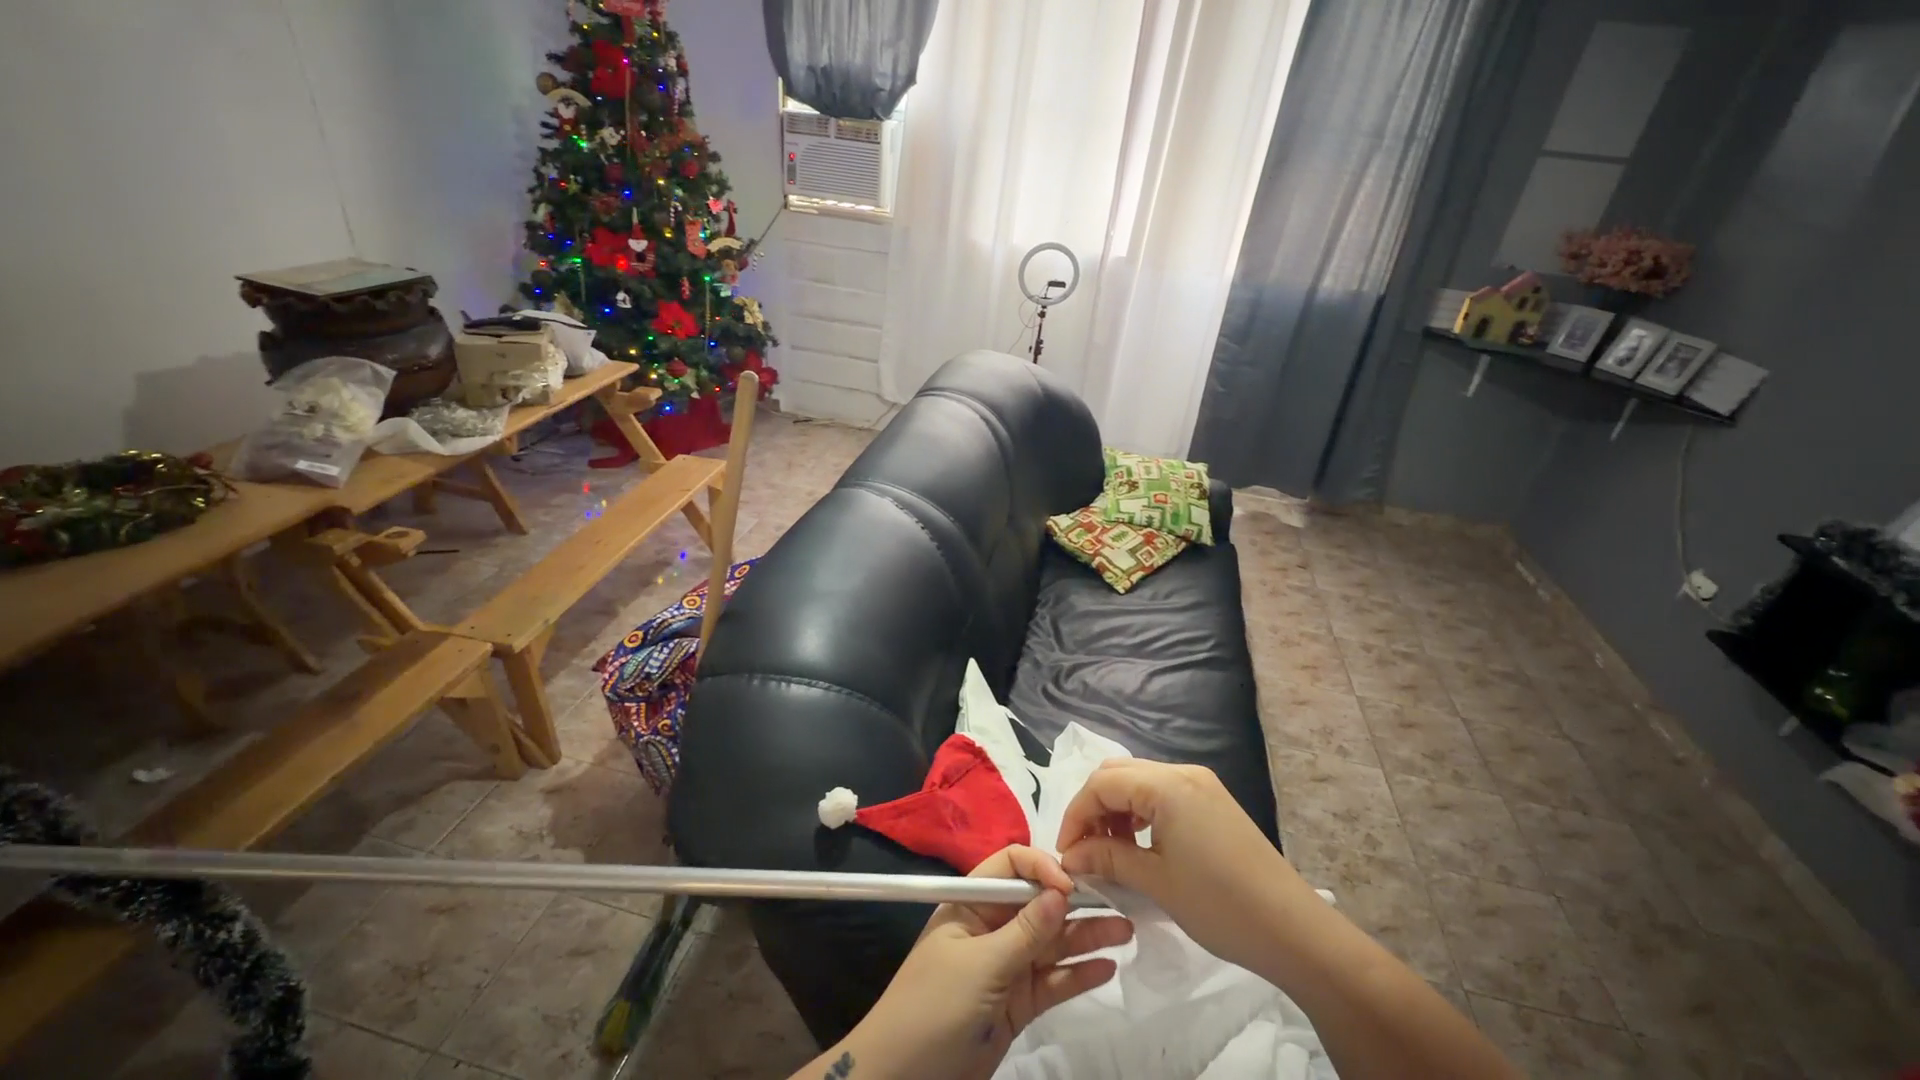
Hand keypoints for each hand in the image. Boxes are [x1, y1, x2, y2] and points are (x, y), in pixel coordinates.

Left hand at [849, 846, 1132, 1079]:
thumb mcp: (980, 965)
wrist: (905, 1078)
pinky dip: (1079, 974)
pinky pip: (1053, 981)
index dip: (1041, 869)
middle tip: (1120, 901)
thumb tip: (1061, 892)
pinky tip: (1108, 966)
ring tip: (1126, 931)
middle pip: (1038, 905)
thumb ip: (1025, 931)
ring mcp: (1005, 966)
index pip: (1010, 868)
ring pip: (1051, 943)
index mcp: (969, 904)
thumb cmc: (934, 1008)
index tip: (1072, 886)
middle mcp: (990, 928)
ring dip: (1087, 936)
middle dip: (1076, 902)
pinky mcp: (1018, 1003)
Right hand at [1055, 759, 1312, 971]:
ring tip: (1111, 853)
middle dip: (1093, 808)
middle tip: (1084, 850)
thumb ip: (1106, 858)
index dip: (1075, 816)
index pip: (1102, 784)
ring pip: (1140, 782)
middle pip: (1119, 774)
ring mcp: (1202, 786)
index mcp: (1168, 785)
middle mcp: (1184, 774)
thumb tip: (1070, 857)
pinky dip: (1140, 813)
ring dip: (1116, 811)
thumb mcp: (1155, 882)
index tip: (1066, 855)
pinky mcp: (1214, 803)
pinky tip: (1139, 846)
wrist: (1292, 929)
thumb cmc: (1219, 904)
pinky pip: (1163, 795)